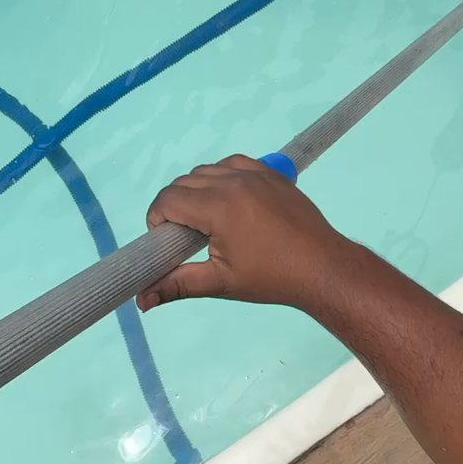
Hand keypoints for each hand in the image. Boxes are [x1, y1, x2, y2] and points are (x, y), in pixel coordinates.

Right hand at [138, 155, 358, 312]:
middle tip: (187, 237)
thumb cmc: (271, 278)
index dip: (157, 220)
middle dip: (175, 207)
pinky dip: (222, 176)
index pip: (167, 199)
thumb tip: (141, 300)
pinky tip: (230, 202)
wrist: (322, 267)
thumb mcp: (221, 283)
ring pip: (207, 170)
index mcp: (219, 207)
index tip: (168, 242)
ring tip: (209, 221)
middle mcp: (233, 181)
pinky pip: (233, 163)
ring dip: (197, 191)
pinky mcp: (271, 173)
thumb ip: (178, 285)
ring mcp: (255, 173)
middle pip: (183, 183)